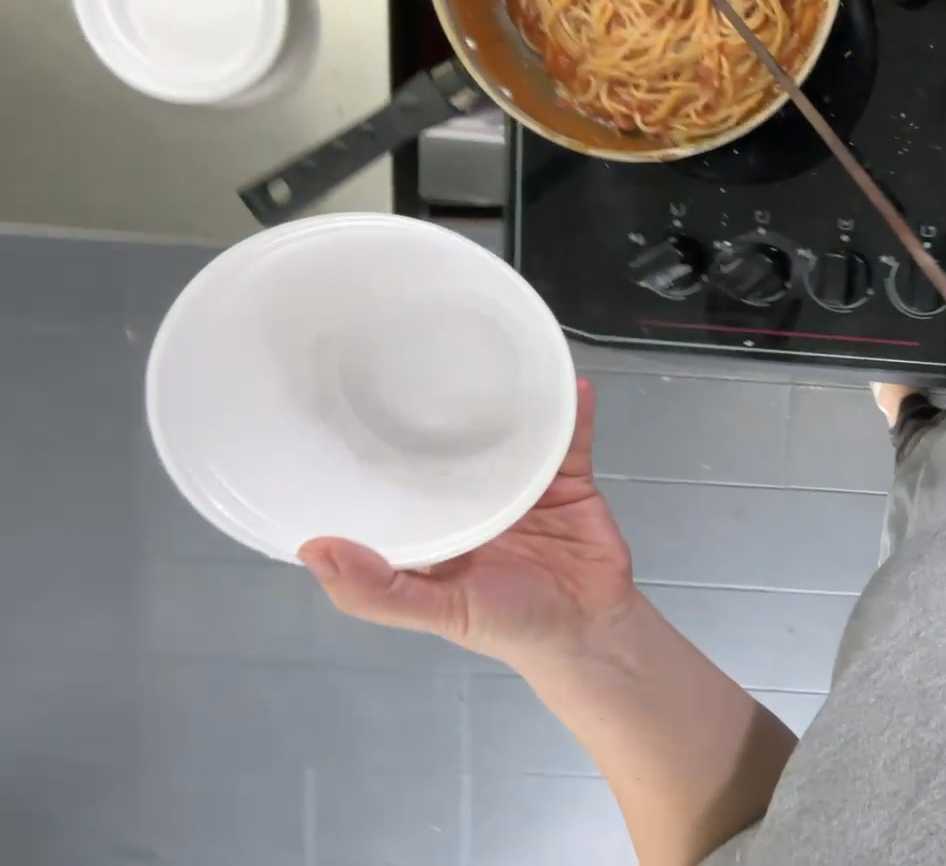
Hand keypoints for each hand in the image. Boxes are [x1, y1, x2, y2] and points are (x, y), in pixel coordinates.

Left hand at [298, 379, 641, 670]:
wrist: (590, 626)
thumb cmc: (511, 622)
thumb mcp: (440, 612)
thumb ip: (378, 591)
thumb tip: (312, 547)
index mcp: (437, 529)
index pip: (398, 486)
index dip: (373, 456)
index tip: (346, 412)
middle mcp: (477, 501)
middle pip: (458, 450)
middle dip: (444, 412)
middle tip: (425, 363)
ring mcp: (526, 487)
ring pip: (514, 438)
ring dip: (514, 404)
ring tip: (503, 363)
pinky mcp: (570, 481)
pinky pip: (571, 443)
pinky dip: (575, 417)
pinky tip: (572, 388)